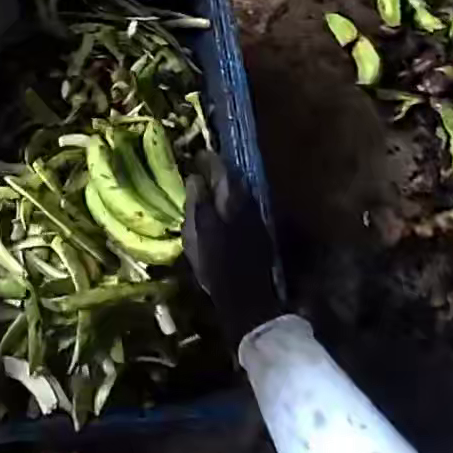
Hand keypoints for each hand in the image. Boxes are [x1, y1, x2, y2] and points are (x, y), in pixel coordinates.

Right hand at [183, 152, 284, 346]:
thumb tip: (194, 179)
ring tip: (208, 189)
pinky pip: (242, 209)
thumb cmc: (216, 266)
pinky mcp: (258, 234)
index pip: (221, 169)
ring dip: (224, 188)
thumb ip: (197, 203)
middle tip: (200, 169)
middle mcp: (247, 203)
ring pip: (238, 194)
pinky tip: (220, 213)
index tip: (196, 155)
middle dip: (216, 172)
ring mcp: (255, 219)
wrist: (247, 298)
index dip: (208, 160)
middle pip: (232, 180)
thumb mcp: (197, 234)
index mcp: (231, 200)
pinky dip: (230, 204)